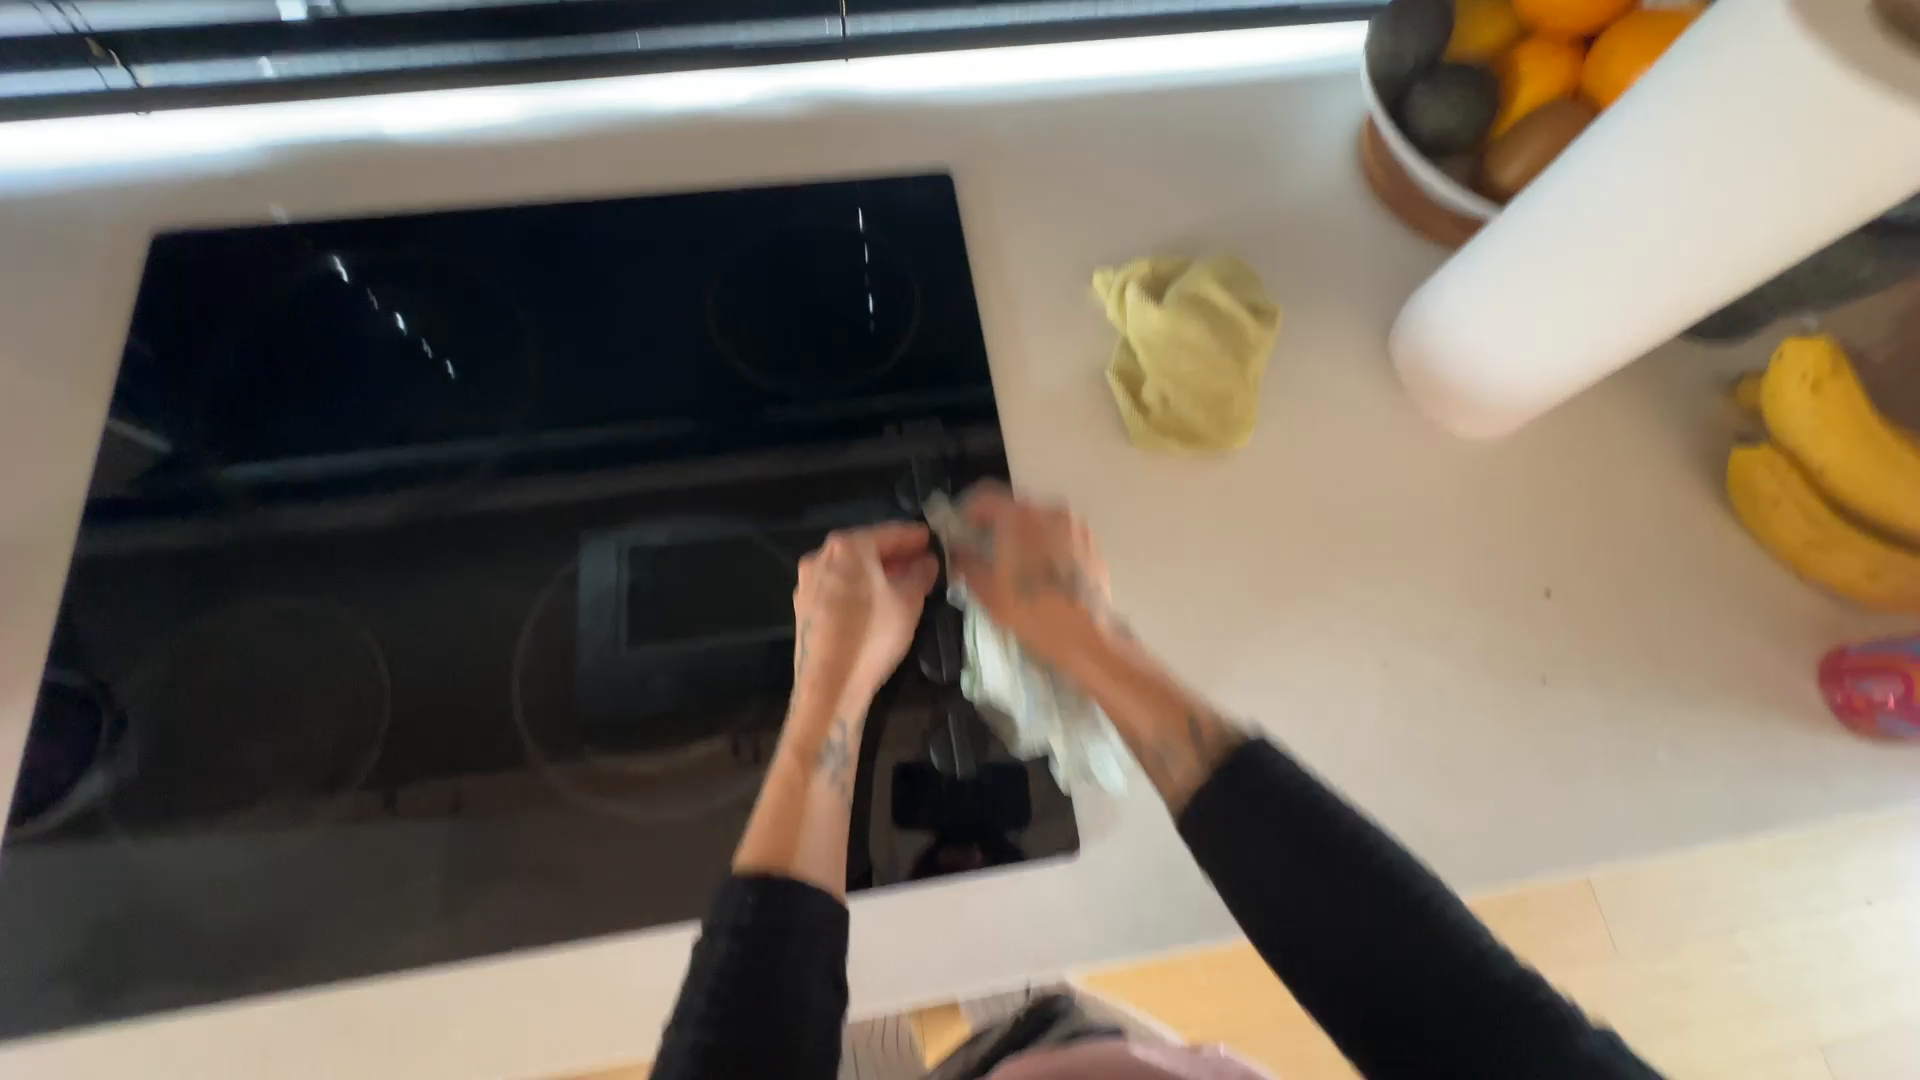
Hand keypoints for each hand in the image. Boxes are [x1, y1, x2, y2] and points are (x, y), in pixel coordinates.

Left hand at [792, 521, 940, 706]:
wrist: (830, 685)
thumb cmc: (873, 635)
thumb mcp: (909, 602)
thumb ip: (920, 574)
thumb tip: (926, 562)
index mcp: (848, 547)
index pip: (889, 533)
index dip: (914, 536)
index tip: (931, 538)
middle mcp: (822, 557)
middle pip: (865, 548)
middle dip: (894, 554)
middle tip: (920, 560)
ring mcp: (808, 582)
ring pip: (849, 568)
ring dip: (875, 571)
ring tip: (901, 581)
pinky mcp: (803, 606)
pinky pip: (837, 586)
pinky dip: (858, 587)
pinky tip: (875, 600)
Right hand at [947, 484, 1112, 668]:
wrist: (1086, 635)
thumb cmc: (1031, 611)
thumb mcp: (986, 590)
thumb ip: (965, 561)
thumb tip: (957, 550)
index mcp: (1019, 516)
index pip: (984, 496)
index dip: (967, 512)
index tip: (961, 530)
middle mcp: (1049, 511)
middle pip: (1013, 508)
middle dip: (996, 525)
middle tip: (985, 549)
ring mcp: (1074, 525)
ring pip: (1039, 521)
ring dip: (1023, 534)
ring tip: (1016, 564)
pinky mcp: (1091, 543)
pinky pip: (1060, 535)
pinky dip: (1046, 544)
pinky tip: (1042, 571)